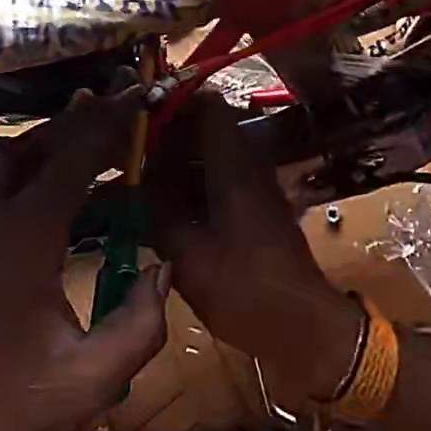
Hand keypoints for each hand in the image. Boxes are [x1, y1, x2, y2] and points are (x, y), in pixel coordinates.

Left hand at [0, 83, 169, 430]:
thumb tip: (165, 269)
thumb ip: (138, 324)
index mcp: (28, 236)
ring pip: (14, 162)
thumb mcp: (90, 380)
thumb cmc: (10, 413)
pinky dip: (21, 166)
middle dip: (85, 118)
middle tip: (125, 99)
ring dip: (54, 137)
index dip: (110, 120)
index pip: (73, 156)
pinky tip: (32, 171)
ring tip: (92, 121)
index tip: (141, 93)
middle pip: (42, 147)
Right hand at [147, 91, 362, 401]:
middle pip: (202, 126)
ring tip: (134, 175)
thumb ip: (154, 209)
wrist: (305, 330)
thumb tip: (125, 181)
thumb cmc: (245, 289)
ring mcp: (251, 185)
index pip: (207, 104)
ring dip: (172, 159)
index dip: (171, 100)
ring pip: (206, 152)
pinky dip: (187, 181)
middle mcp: (245, 164)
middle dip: (163, 133)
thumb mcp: (186, 252)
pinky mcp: (252, 206)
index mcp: (233, 164)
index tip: (136, 112)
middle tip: (125, 147)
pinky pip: (214, 176)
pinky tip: (159, 203)